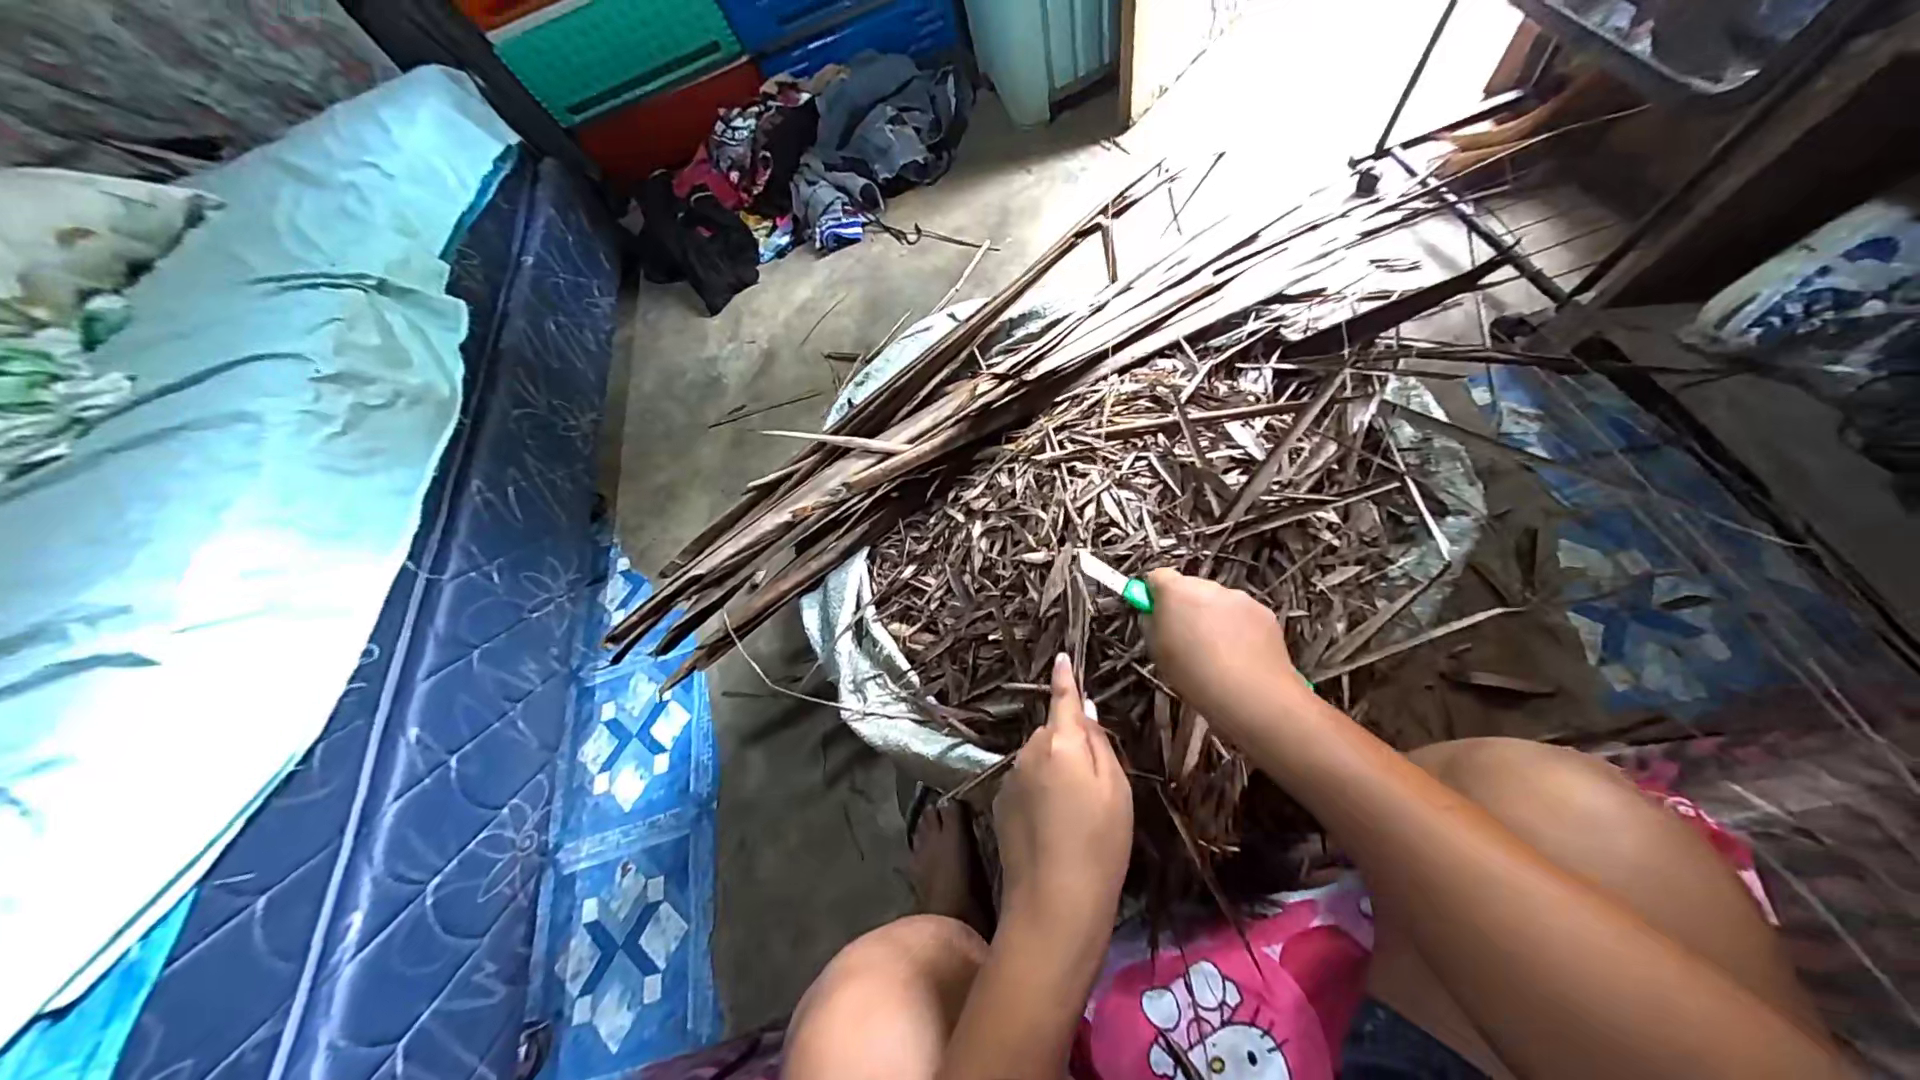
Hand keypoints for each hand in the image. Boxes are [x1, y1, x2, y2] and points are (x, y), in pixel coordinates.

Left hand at [992, 654, 1132, 929]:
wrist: (1054, 901)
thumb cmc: (1100, 842)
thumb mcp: (1116, 789)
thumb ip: (1098, 743)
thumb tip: (1085, 711)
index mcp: (1060, 740)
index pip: (1063, 698)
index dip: (1065, 678)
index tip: (1062, 658)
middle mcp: (1028, 750)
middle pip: (1052, 733)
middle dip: (1068, 742)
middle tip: (1095, 783)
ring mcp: (1010, 777)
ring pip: (1038, 759)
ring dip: (1053, 769)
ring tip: (1074, 814)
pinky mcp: (999, 803)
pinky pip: (1025, 782)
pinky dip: (1039, 792)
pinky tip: (1052, 826)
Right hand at [1142, 568, 1307, 744]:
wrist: (1251, 693)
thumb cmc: (1192, 673)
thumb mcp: (1156, 650)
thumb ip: (1151, 623)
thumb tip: (1153, 613)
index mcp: (1176, 591)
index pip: (1157, 575)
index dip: (1153, 593)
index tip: (1155, 613)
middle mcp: (1208, 586)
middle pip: (1190, 588)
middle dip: (1186, 605)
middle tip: (1186, 637)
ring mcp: (1240, 597)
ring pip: (1218, 601)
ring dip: (1213, 616)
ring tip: (1217, 652)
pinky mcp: (1264, 612)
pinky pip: (1242, 615)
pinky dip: (1238, 628)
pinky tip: (1239, 655)